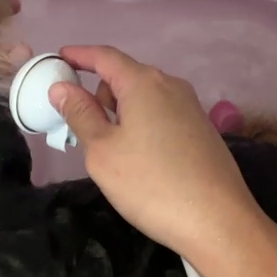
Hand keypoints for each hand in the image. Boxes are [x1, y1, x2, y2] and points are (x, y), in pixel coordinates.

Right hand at [50, 45, 263, 256]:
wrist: (218, 221)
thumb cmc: (151, 184)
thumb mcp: (103, 151)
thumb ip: (80, 114)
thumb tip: (62, 87)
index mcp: (144, 82)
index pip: (105, 56)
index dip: (80, 55)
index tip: (58, 57)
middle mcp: (171, 85)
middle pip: (126, 76)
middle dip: (99, 92)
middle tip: (77, 123)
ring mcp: (191, 107)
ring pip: (144, 97)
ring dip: (120, 111)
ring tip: (107, 148)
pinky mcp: (201, 129)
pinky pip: (161, 114)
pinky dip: (141, 123)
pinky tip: (138, 158)